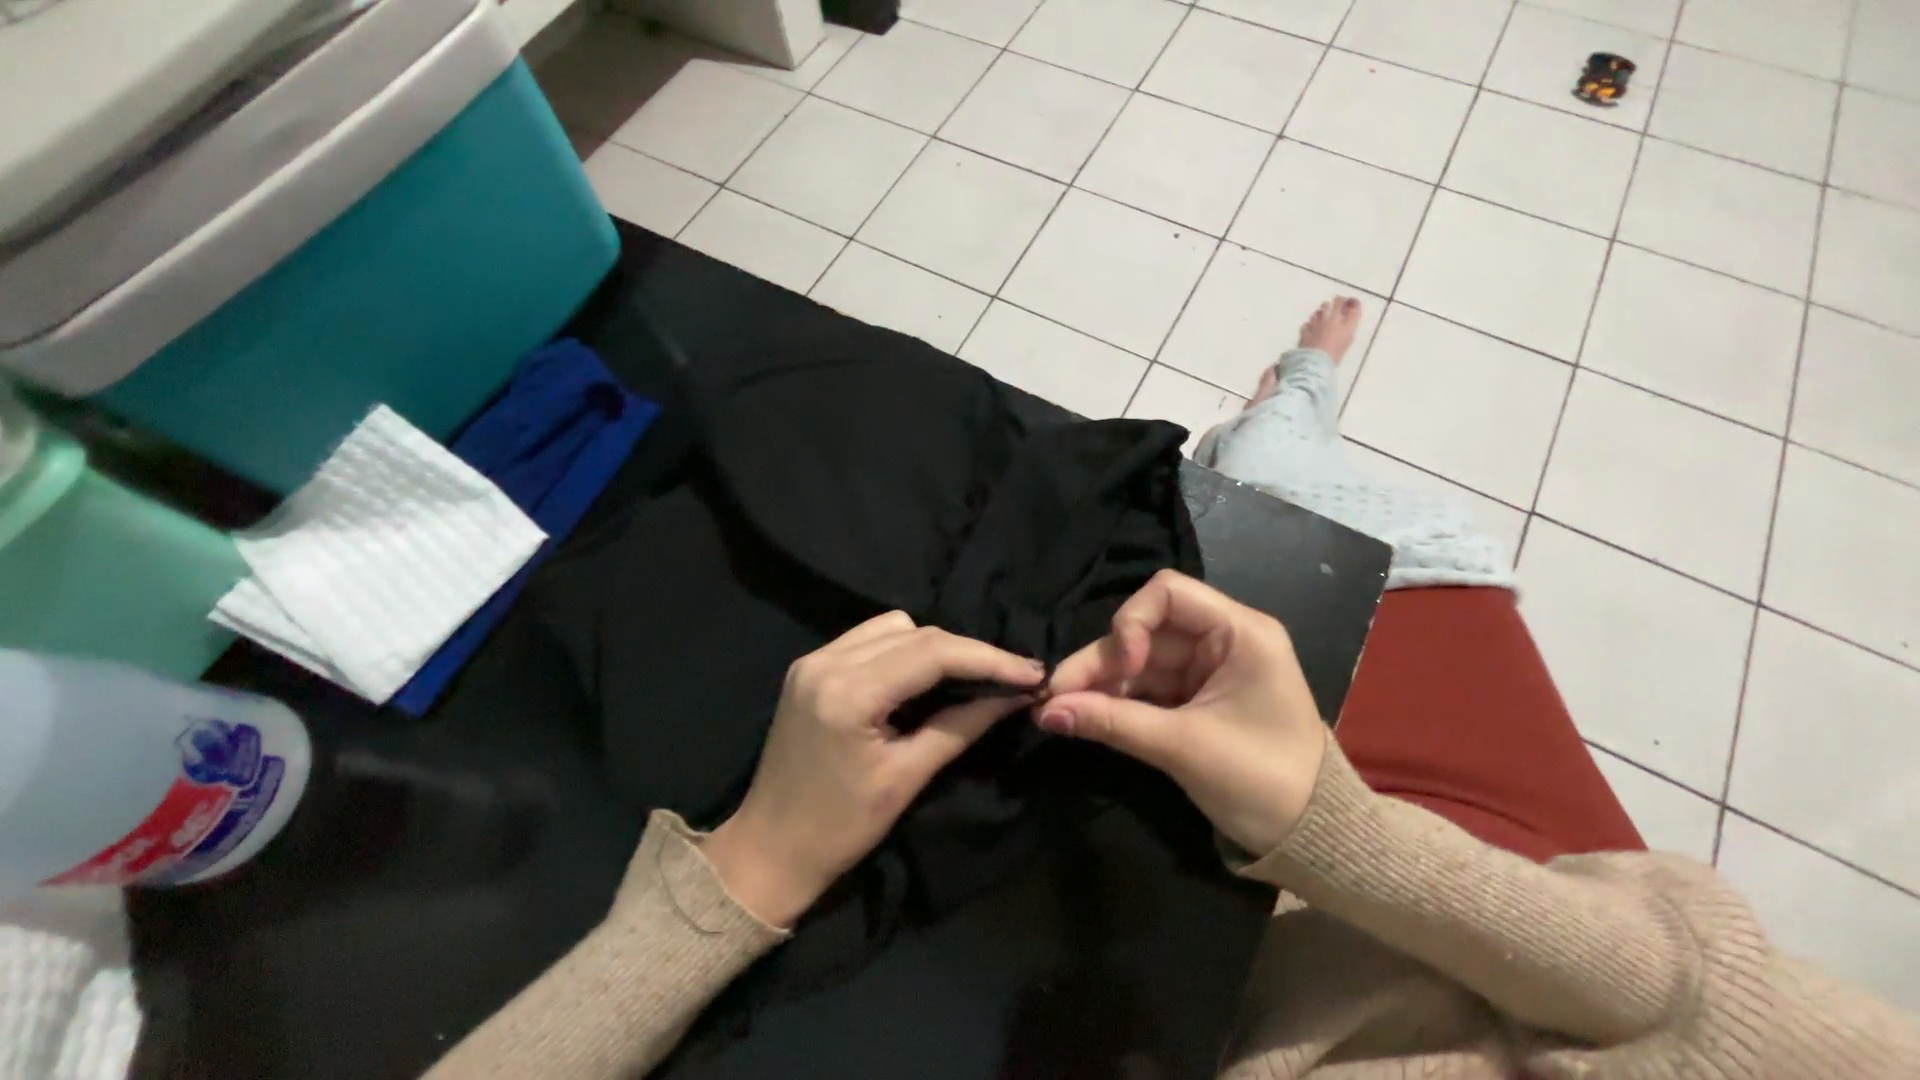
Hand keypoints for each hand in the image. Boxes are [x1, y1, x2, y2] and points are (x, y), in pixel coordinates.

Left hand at [701, 613, 1044, 926]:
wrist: (769, 850)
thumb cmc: (840, 828)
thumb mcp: (907, 778)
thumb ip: (962, 726)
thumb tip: (1014, 696)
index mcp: (848, 692)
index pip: (933, 653)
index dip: (988, 659)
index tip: (1032, 672)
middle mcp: (826, 661)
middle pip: (916, 632)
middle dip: (967, 652)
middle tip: (1011, 678)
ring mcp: (813, 660)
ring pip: (893, 627)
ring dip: (934, 647)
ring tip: (968, 678)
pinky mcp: (808, 667)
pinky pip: (868, 639)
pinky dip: (902, 651)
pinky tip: (923, 678)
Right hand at [1038, 570, 1327, 856]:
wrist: (1313, 839)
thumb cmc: (1261, 780)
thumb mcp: (1183, 747)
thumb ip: (1113, 722)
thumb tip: (1045, 712)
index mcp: (1240, 633)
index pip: (1168, 593)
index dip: (1132, 622)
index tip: (1122, 670)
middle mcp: (1223, 640)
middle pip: (1146, 631)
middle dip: (1102, 663)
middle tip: (1052, 696)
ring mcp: (1208, 671)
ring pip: (1140, 662)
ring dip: (1102, 685)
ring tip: (1058, 712)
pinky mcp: (1197, 700)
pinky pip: (1148, 689)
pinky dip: (1118, 702)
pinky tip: (1084, 717)